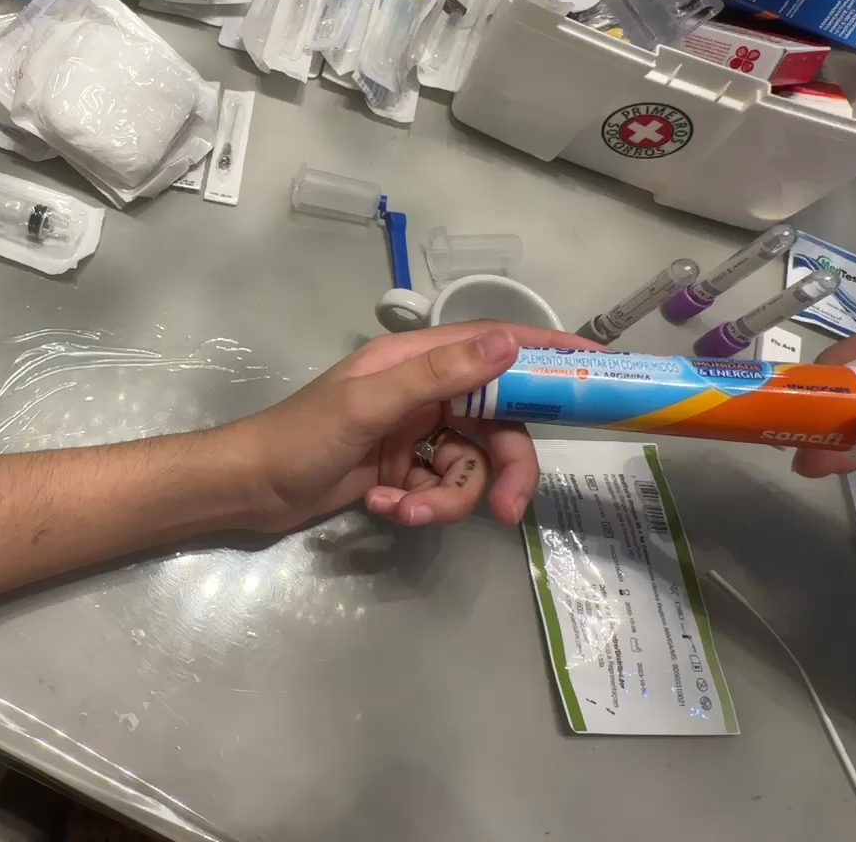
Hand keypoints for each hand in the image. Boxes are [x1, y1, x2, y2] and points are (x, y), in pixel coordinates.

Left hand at [226, 321, 599, 533]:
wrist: (254, 486)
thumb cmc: (301, 436)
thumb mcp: (368, 404)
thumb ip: (438, 375)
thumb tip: (511, 343)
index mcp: (414, 360)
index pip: (494, 344)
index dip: (548, 354)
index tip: (602, 368)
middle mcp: (421, 391)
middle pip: (497, 424)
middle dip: (503, 470)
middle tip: (506, 513)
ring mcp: (414, 431)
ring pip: (470, 465)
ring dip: (446, 497)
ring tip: (402, 507)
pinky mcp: (404, 468)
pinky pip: (441, 487)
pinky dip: (420, 503)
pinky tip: (382, 505)